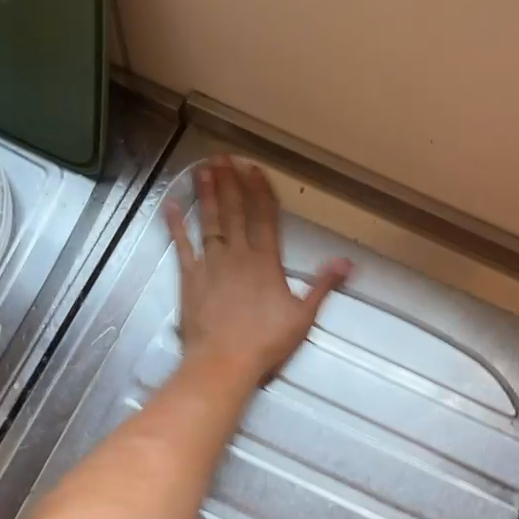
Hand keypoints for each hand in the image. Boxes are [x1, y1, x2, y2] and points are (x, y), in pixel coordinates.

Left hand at [163, 156, 349, 382]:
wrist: (223, 362)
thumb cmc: (266, 342)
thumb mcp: (303, 316)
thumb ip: (323, 285)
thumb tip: (346, 262)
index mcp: (267, 262)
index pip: (265, 218)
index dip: (260, 191)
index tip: (254, 169)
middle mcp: (238, 255)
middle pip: (235, 212)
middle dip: (231, 182)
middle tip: (225, 156)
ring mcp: (211, 264)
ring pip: (210, 221)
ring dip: (207, 193)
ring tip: (204, 168)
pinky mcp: (189, 278)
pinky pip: (182, 246)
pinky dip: (176, 225)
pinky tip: (172, 205)